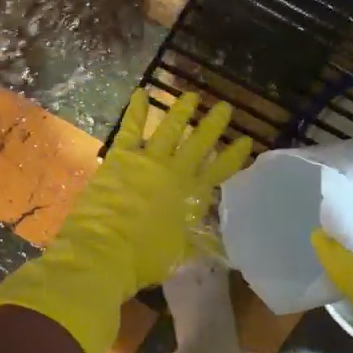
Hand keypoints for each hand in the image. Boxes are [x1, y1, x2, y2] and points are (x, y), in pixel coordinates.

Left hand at [0, 89, 251, 352]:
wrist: (105, 253)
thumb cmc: (145, 260)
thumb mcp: (181, 254)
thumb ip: (201, 244)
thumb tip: (224, 249)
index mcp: (191, 197)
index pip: (219, 171)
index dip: (234, 156)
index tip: (246, 140)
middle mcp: (174, 173)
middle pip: (199, 144)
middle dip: (213, 126)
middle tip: (225, 108)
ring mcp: (147, 161)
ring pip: (169, 129)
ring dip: (181, 111)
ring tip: (191, 95)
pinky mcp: (121, 157)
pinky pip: (130, 128)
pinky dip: (136, 110)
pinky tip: (141, 93)